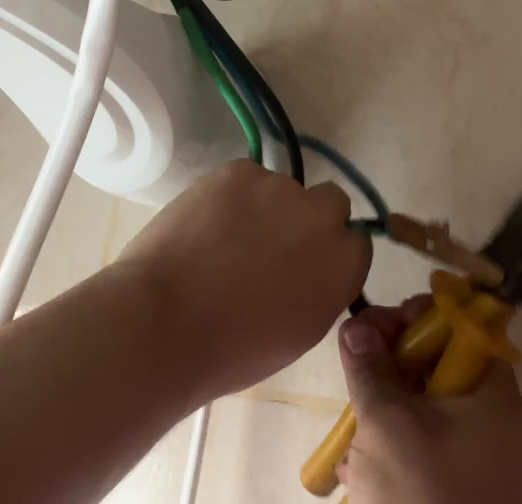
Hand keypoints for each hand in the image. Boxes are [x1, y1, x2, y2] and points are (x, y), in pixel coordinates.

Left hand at [118, 159, 371, 396]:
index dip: (328, 254)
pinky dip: (230, 196)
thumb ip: (319, 290)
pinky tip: (206, 224)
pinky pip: (245, 178)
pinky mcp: (237, 171)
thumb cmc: (233, 349)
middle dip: (307, 219)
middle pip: (328, 203)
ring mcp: (278, 187)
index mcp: (343, 264)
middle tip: (271, 246)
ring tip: (225, 238)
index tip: (305, 268)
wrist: (166, 320)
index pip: (355, 244)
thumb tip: (308, 270)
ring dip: (265, 207)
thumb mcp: (298, 332)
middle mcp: (321, 217)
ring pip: (281, 189)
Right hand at [337, 298, 521, 503]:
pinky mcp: (458, 490)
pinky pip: (424, 446)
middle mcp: (493, 424)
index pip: (464, 331)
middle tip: (354, 364)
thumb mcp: (386, 421)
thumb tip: (358, 325)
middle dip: (392, 361)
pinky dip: (392, 444)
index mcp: (493, 398)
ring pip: (426, 406)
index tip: (381, 326)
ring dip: (384, 405)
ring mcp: (477, 461)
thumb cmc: (421, 494)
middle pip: (442, 366)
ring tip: (352, 427)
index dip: (423, 319)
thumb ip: (370, 365)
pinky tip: (359, 465)